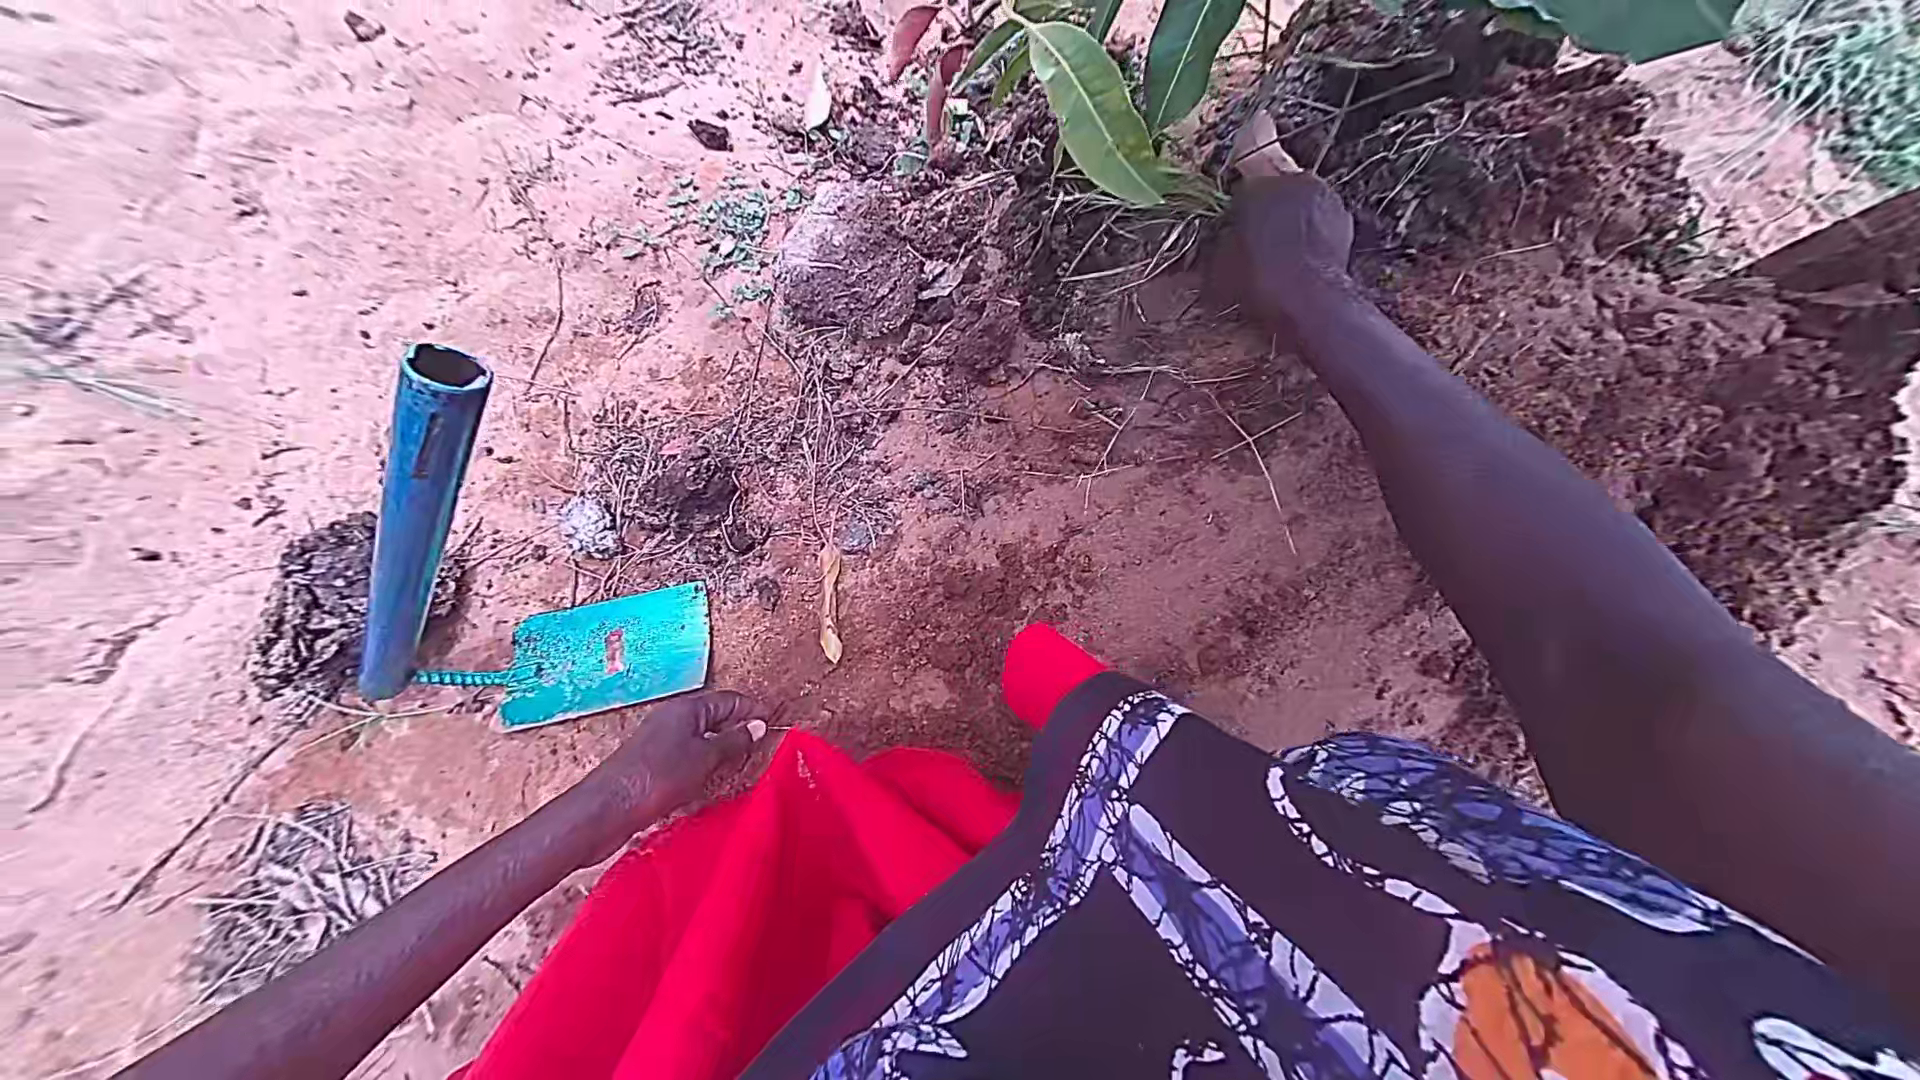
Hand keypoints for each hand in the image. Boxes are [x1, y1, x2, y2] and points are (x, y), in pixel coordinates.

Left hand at [578, 690, 778, 846]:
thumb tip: (758, 724)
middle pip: (715, 716)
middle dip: (738, 728)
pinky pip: (687, 755)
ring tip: (741, 764)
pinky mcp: (651, 763)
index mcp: (687, 708)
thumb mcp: (705, 757)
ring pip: (701, 737)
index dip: (753, 710)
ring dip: (721, 748)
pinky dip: (703, 763)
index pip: (730, 700)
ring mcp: (660, 740)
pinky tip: (710, 780)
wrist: (604, 811)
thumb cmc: (657, 778)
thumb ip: (735, 740)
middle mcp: (673, 718)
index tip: (773, 723)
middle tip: (761, 745)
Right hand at [1223, 172, 1356, 330]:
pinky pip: (1318, 222)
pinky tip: (1300, 261)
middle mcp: (1292, 182)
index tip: (1229, 237)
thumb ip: (1215, 245)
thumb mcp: (1215, 270)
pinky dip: (1310, 235)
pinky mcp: (1344, 219)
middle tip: (1253, 245)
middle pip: (1273, 194)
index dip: (1232, 217)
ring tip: (1278, 255)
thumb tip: (1217, 238)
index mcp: (1255, 188)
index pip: (1238, 194)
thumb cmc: (1256, 283)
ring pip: (1298, 205)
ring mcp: (1324, 197)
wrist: (1307, 300)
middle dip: (1263, 214)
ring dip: (1288, 223)